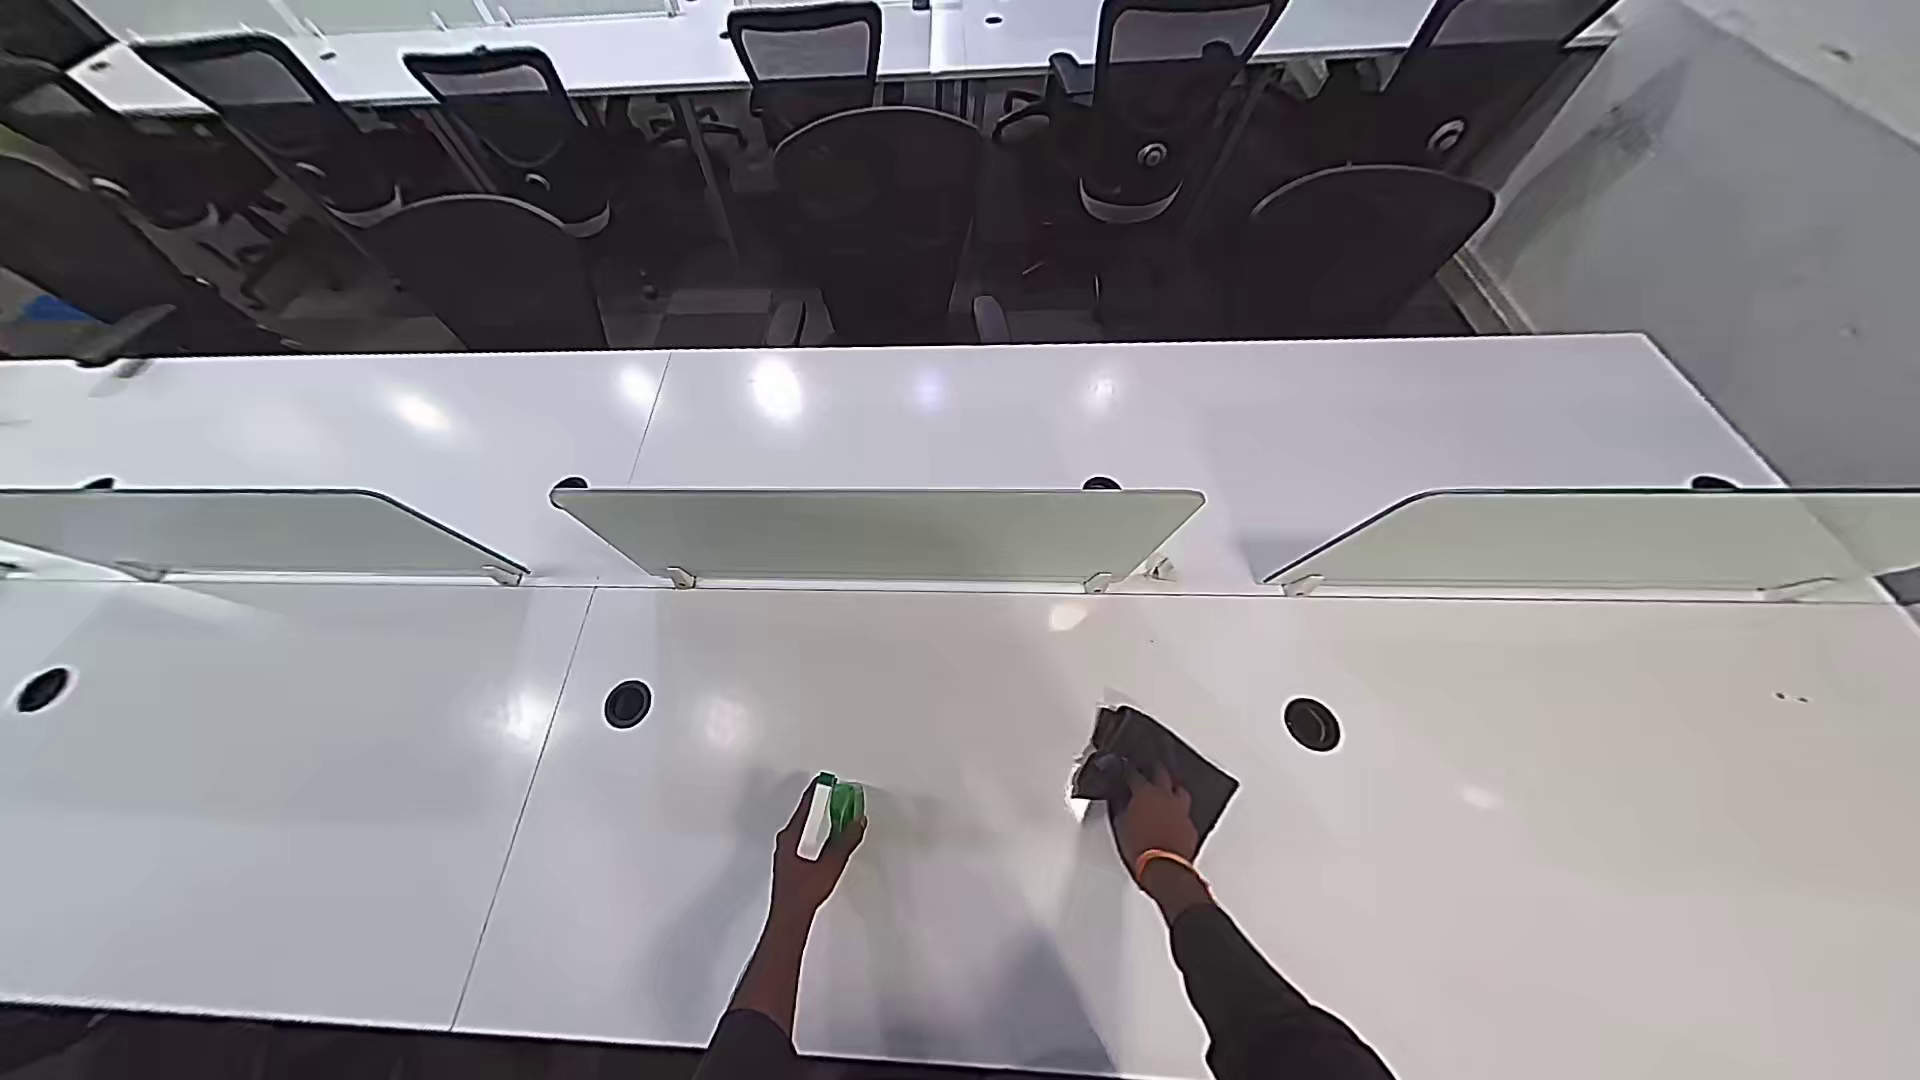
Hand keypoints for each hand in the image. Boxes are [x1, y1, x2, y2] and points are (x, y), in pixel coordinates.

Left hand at [770, 782, 866, 923]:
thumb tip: (857, 821)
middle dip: (820, 802)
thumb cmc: (804, 893)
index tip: (827, 779)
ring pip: (803, 826)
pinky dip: (816, 829)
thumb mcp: (831, 863)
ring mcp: (786, 852)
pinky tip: (826, 835)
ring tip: (834, 811)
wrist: (790, 918)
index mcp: (791, 835)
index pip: (806, 804)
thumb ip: (846, 840)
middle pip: (804, 813)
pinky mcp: (789, 861)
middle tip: (834, 792)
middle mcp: (786, 840)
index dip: (817, 789)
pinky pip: (803, 836)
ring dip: (819, 817)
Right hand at [1113, 764, 1197, 873]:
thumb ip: (1123, 807)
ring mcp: (1180, 809)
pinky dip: (1179, 808)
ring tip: (1169, 785)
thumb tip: (1122, 803)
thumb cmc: (1141, 849)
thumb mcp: (1122, 824)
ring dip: (1172, 786)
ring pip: (1179, 789)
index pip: (1134, 773)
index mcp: (1144, 793)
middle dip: (1154, 766)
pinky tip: (1175, 812)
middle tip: (1150, 764)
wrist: (1164, 868)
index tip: (1125, 765)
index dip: (1128, 768)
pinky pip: (1186, 810)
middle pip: (1161, 772)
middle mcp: (1164, 796)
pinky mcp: (1190, 824)